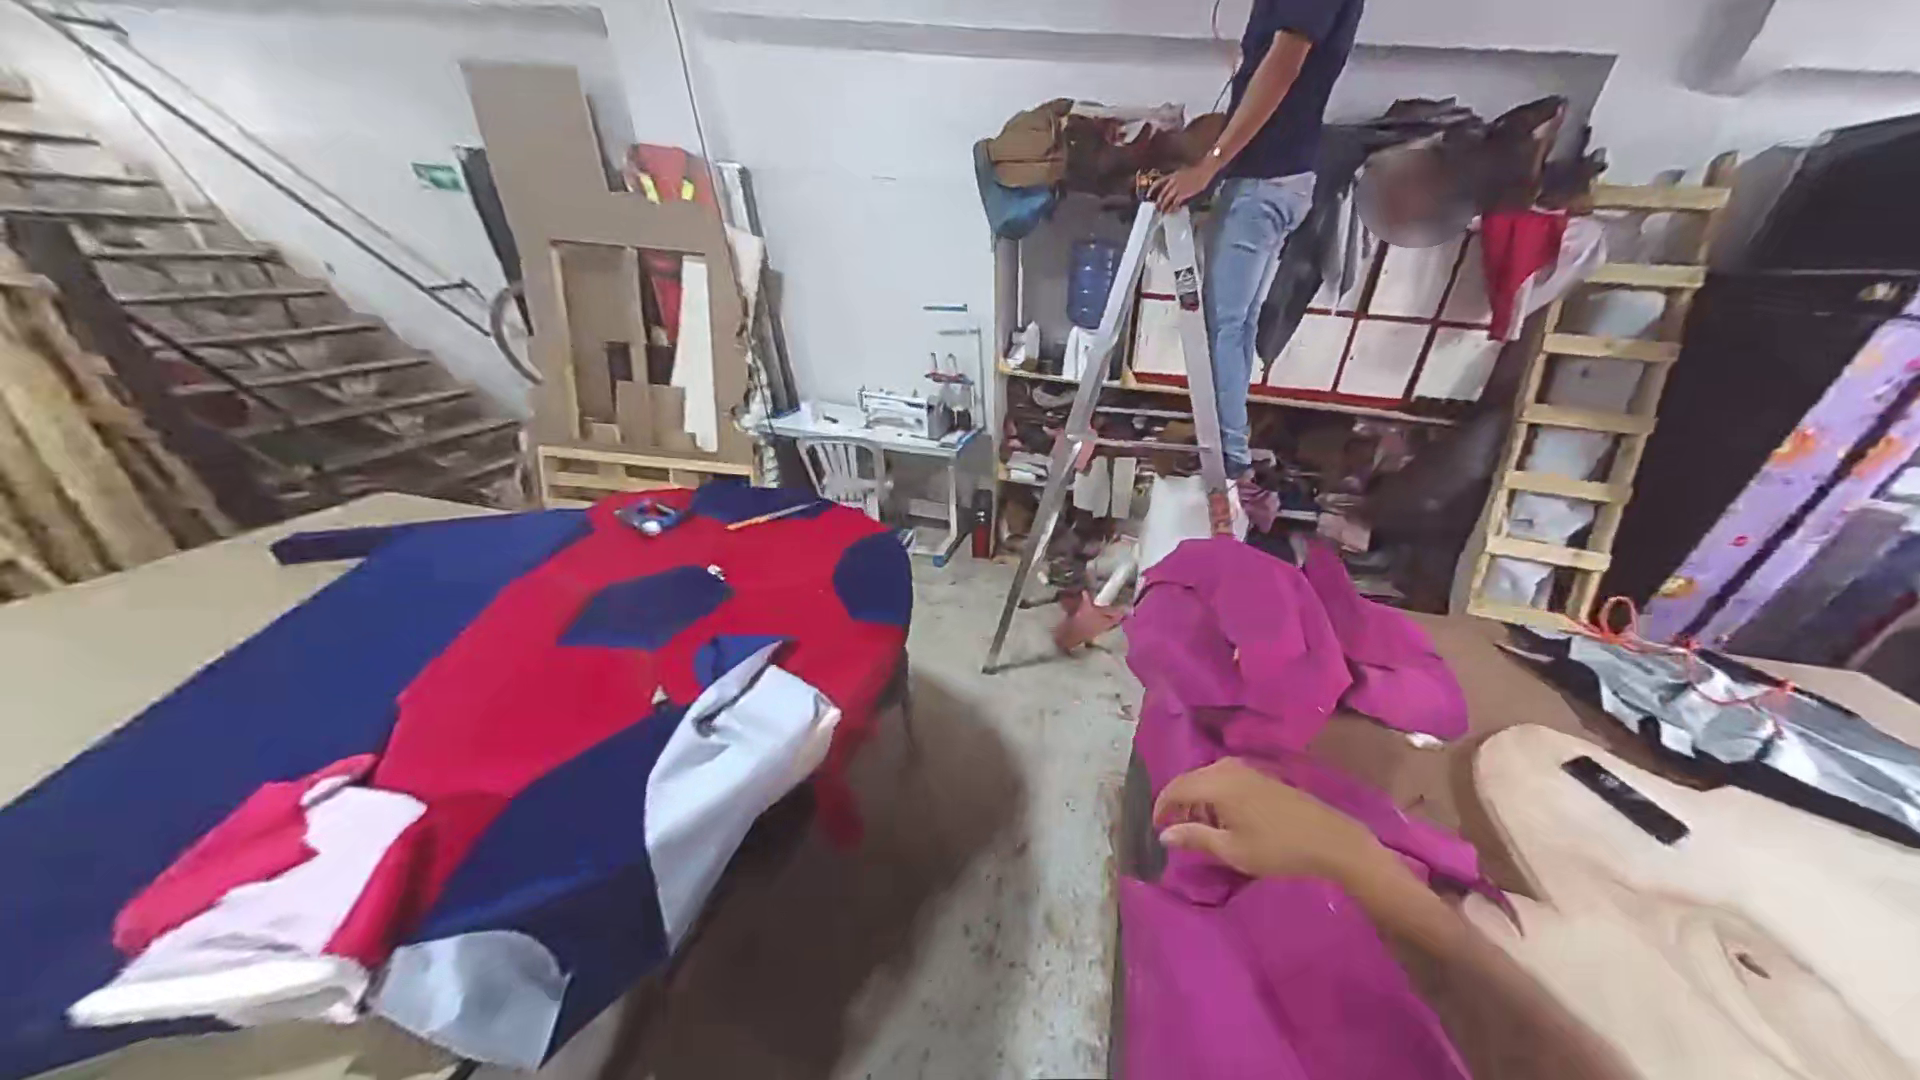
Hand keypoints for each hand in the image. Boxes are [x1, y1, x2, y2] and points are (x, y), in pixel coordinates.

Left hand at [1149, 159, 1218, 210]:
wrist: (1205, 168)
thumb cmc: (1197, 170)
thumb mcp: (1183, 173)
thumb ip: (1176, 180)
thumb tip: (1172, 188)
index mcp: (1172, 176)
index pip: (1158, 182)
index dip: (1151, 190)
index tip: (1147, 196)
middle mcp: (1173, 182)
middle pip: (1161, 195)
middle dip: (1158, 203)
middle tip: (1157, 209)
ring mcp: (1177, 188)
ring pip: (1166, 200)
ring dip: (1164, 208)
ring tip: (1163, 213)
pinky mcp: (1183, 194)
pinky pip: (1174, 204)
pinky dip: (1172, 208)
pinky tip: (1172, 211)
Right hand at [1153, 758, 1398, 886]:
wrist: (1332, 840)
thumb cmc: (1278, 848)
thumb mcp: (1232, 850)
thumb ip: (1194, 838)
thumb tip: (1163, 835)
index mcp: (1215, 783)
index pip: (1175, 788)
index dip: (1161, 807)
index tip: (1157, 829)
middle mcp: (1225, 768)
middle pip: (1189, 780)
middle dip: (1178, 804)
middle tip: (1176, 831)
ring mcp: (1244, 769)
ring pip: (1206, 780)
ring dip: (1197, 801)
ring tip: (1200, 829)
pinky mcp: (1259, 775)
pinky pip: (1223, 780)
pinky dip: (1214, 797)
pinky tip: (1224, 819)